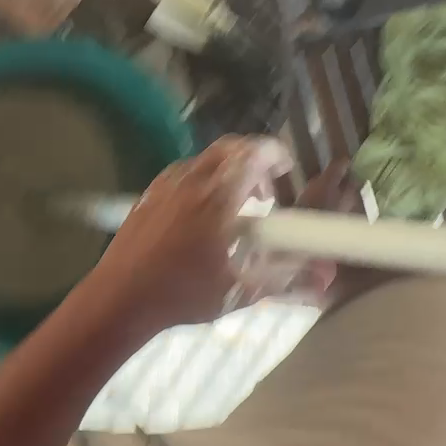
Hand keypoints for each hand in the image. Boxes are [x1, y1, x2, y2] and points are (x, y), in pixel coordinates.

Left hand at [81, 135, 292, 333]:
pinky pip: (184, 172)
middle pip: (230, 148)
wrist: (119, 296)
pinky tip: (203, 216)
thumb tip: (326, 278)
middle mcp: (192, 179)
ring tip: (238, 207)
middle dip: (254, 161)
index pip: (254, 153)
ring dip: (228, 172)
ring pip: (205, 160)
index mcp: (218, 195)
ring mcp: (166, 183)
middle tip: (267, 191)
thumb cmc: (182, 293)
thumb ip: (286, 279)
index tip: (287, 168)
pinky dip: (204, 181)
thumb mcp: (240, 290)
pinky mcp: (149, 193)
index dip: (275, 154)